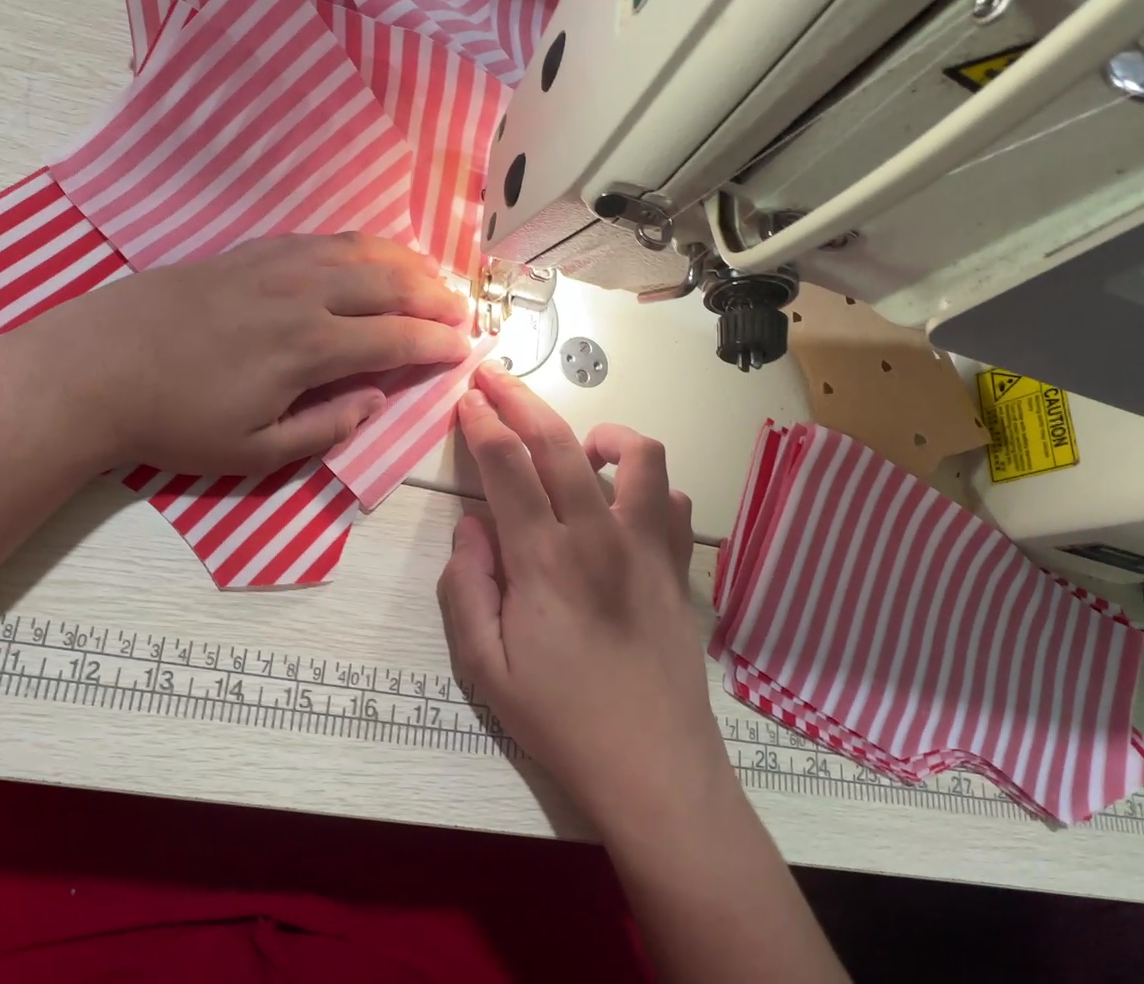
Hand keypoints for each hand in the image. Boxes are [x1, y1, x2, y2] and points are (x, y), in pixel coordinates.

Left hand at [10, 233, 470, 474]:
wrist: (94, 368)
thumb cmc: (175, 421)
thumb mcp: (253, 452)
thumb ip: (324, 430)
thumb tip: (374, 402)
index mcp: (308, 347)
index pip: (395, 337)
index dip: (438, 343)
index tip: (466, 349)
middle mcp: (302, 293)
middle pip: (389, 282)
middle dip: (436, 296)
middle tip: (462, 311)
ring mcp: (272, 263)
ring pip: (359, 250)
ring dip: (405, 261)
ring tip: (432, 276)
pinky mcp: (246, 250)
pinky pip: (320, 238)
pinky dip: (359, 245)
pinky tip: (367, 255)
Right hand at [438, 363, 722, 830]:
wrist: (654, 767)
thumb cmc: (560, 721)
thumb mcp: (486, 668)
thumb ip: (466, 589)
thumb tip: (471, 529)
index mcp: (545, 560)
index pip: (508, 465)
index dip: (482, 423)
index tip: (465, 397)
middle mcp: (600, 537)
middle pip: (560, 442)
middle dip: (521, 399)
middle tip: (494, 376)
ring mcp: (649, 548)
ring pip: (638, 454)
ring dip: (599, 433)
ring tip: (575, 446)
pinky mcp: (678, 568)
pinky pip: (671, 500)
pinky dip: (645, 485)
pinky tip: (622, 506)